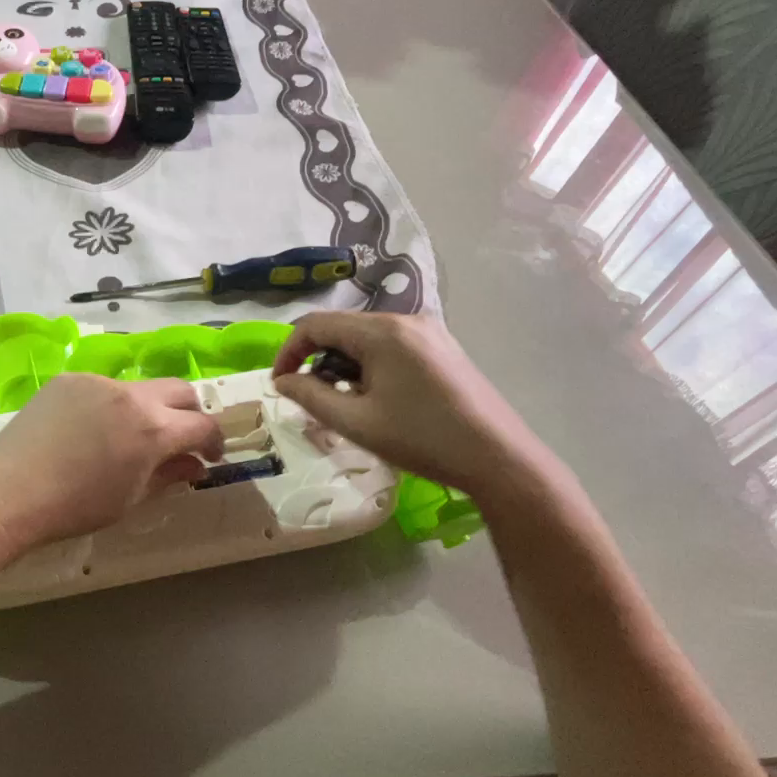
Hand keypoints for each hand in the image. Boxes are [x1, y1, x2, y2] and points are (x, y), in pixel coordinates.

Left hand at [0, 374, 223, 553]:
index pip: (203, 425)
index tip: (210, 457)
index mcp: (153, 428)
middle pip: (179, 391)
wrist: (9, 492)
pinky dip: (110, 404)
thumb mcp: (131, 498)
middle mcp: (131, 395)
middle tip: (181, 439)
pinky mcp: (67, 379)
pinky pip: (102, 387)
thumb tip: (195, 465)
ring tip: (127, 438)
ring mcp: (96, 381)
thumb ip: (169, 475)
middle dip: (189, 413)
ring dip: (147, 409)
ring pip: (139, 388)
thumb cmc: (75, 507)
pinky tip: (90, 430)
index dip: (214, 442)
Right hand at [271, 311, 552, 495]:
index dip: (288, 352)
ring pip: (365, 338)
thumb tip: (284, 381)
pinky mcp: (442, 347)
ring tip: (344, 405)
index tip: (279, 385)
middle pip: (341, 328)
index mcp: (382, 331)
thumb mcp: (355, 422)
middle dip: (316, 360)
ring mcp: (428, 332)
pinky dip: (369, 366)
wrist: (497, 457)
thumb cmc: (422, 439)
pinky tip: (375, 399)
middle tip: (312, 401)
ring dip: (343, 365)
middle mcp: (405, 320)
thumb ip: (310, 397)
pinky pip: (390, 346)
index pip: (315, 324)